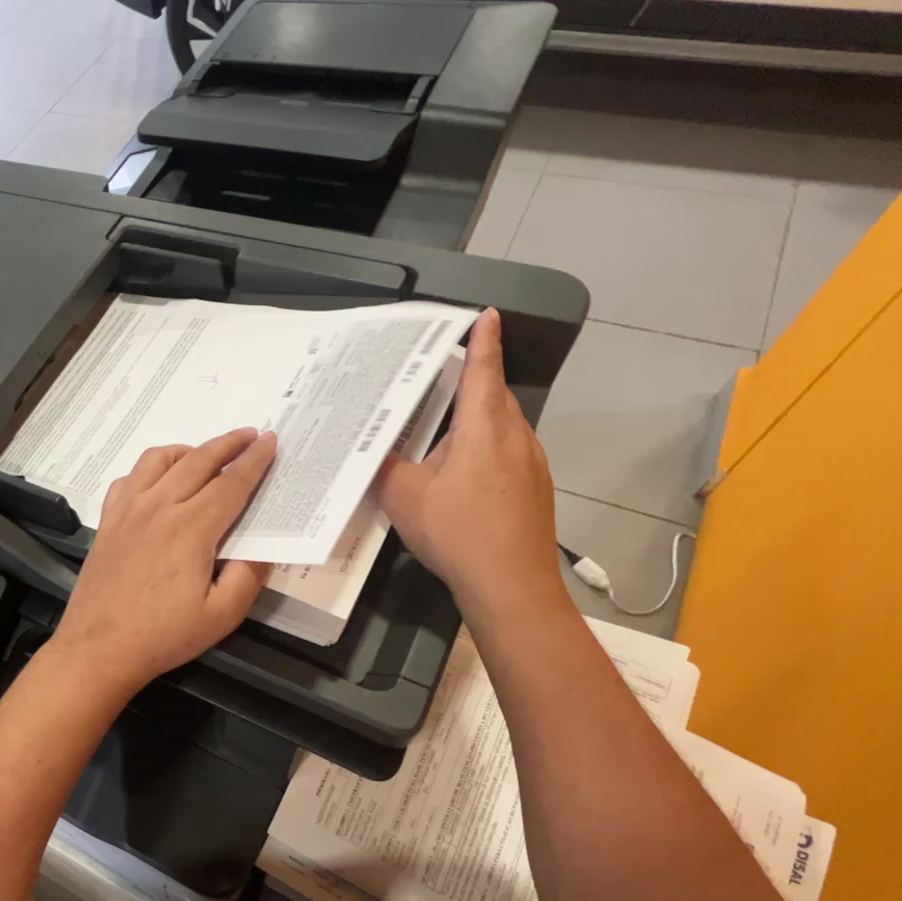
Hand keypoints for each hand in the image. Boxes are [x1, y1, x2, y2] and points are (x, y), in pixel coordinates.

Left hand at [49, 428, 277, 693]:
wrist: (99, 648)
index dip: (254, 461)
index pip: (231, 483)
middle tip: (250, 434)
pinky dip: (150, 468)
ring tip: (206, 453)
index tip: (271, 441)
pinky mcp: (107, 521)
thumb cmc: (163, 636)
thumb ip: (249, 575)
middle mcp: (158, 508)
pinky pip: (128, 478)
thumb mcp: (222, 615)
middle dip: (228, 443)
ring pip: (158, 460)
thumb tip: (265, 546)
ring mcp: (127, 511)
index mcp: (190, 528)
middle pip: (198, 461)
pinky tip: (158, 480)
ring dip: (188, 449)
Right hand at [376, 309, 565, 617]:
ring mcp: (532, 466)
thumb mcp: (402, 497)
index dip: (484, 342)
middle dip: (474, 385)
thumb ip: (383, 467)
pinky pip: (509, 455)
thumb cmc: (456, 530)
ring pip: (504, 429)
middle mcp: (516, 438)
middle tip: (442, 379)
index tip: (488, 315)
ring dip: (479, 422)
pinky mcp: (535, 491)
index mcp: (484, 429)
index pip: (485, 372)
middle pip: (496, 399)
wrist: (510, 584)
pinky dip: (487, 450)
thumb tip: (365, 450)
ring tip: (446, 430)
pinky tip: (464, 476)